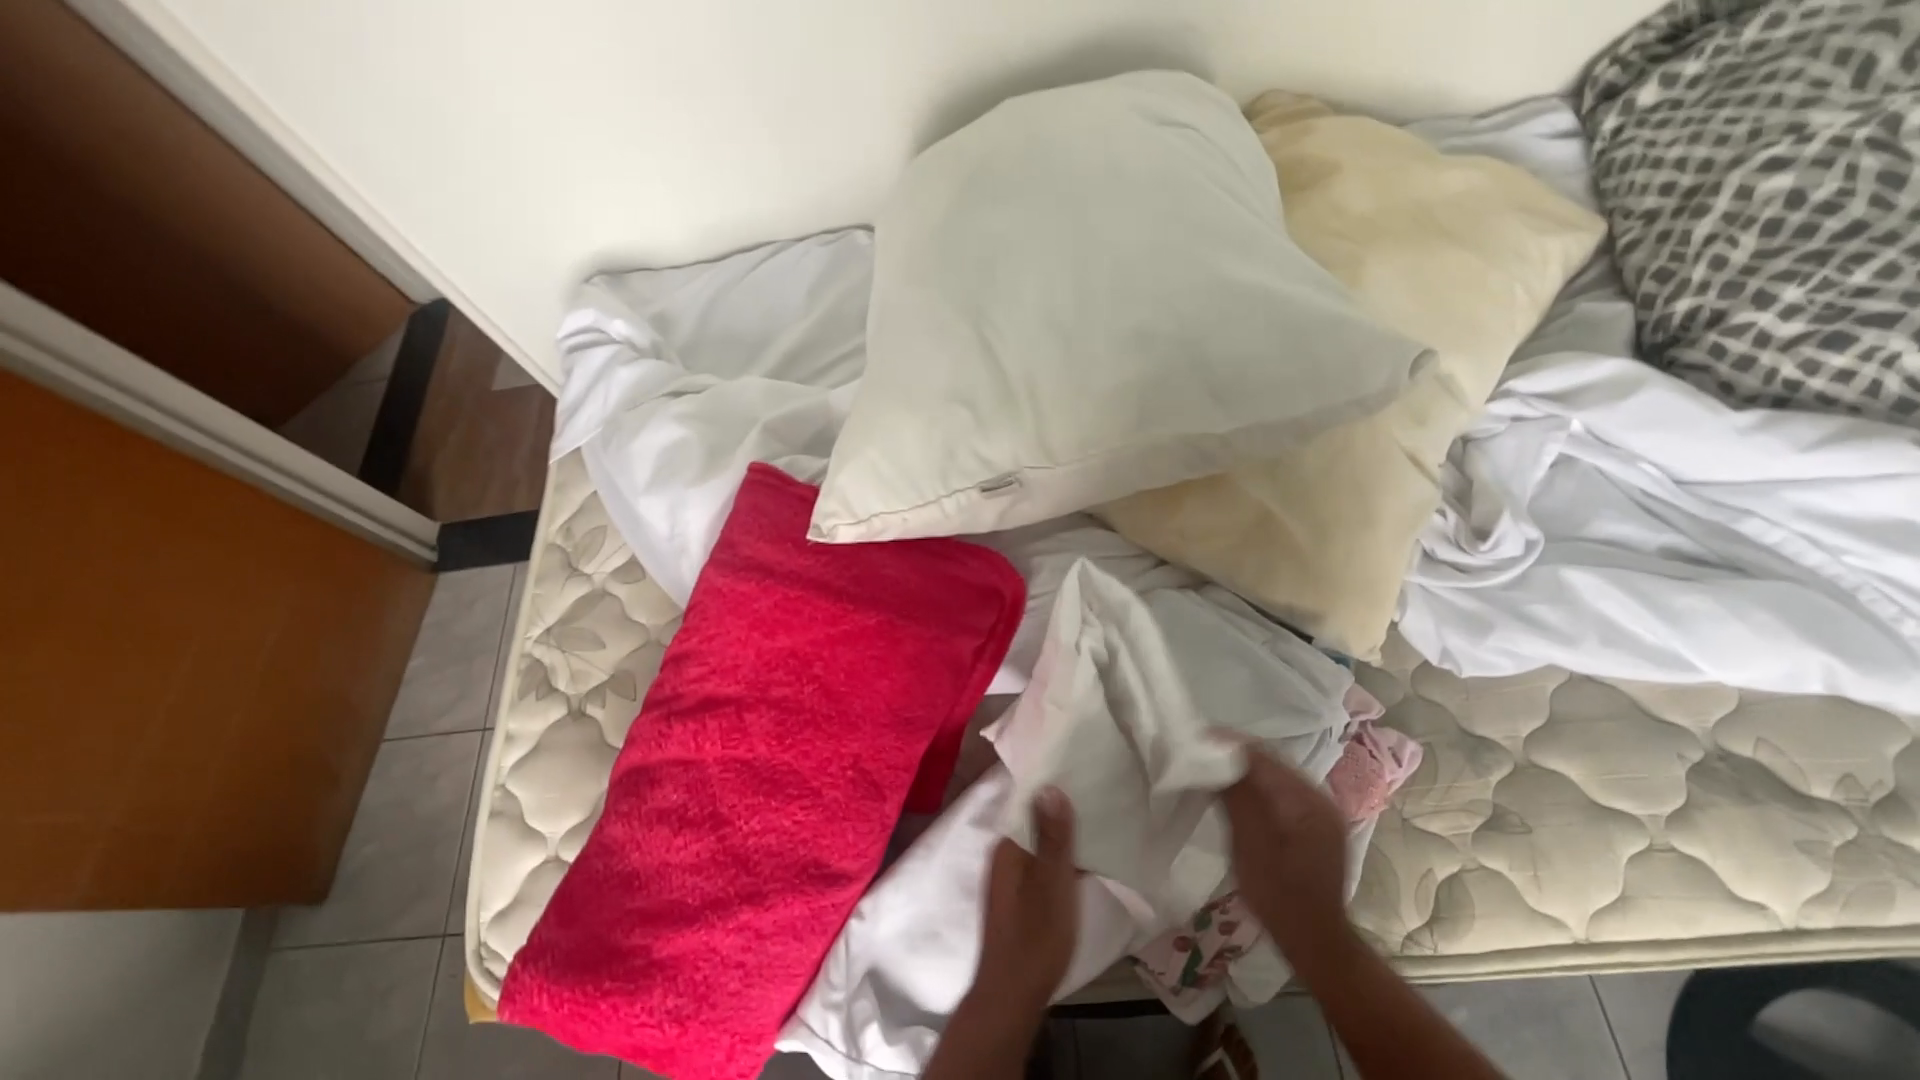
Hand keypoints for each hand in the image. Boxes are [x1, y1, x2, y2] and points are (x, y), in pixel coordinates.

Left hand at [975, 786, 1079, 1009]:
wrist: (1012, 996)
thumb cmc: (1034, 939)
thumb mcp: (1051, 886)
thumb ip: (1053, 839)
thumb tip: (1050, 787)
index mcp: (1008, 848)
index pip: (1029, 801)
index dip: (1053, 784)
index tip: (1082, 767)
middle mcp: (1005, 857)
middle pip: (1036, 821)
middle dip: (1064, 806)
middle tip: (1101, 786)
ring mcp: (1013, 878)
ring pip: (1043, 844)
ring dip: (1067, 833)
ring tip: (1102, 814)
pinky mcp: (1024, 897)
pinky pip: (1045, 864)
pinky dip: (1065, 858)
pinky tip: (1091, 856)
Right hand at [1220, 747, 1355, 974]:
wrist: (1315, 941)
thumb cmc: (1280, 899)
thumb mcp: (1251, 847)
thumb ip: (1237, 800)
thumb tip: (1216, 760)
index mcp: (1308, 802)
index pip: (1263, 759)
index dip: (1227, 746)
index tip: (1195, 739)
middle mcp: (1320, 798)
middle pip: (1272, 763)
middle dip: (1234, 754)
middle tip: (1198, 751)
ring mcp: (1321, 811)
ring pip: (1276, 776)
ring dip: (1244, 769)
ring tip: (1210, 766)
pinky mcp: (1315, 824)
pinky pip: (1282, 792)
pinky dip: (1257, 786)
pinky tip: (1235, 791)